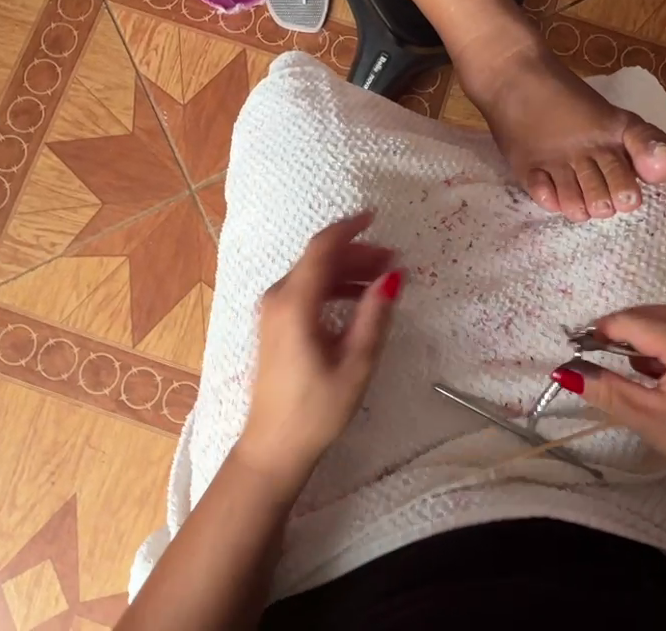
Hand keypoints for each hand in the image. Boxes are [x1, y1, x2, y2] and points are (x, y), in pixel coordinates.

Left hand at [232, 211, 403, 480]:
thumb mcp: (355, 364)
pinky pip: (305, 289)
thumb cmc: (316, 409)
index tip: (377, 218)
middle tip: (393, 260)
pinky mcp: (274, 323)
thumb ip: (374, 315)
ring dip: (347, 269)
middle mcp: (278, 298)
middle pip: (319, 258)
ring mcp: (272, 310)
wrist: (273, 447)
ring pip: (313, 273)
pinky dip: (333, 285)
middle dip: (357, 252)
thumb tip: (393, 277)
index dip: (350, 228)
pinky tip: (357, 299)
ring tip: (382, 279)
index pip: (323, 248)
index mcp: (295, 303)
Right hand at [556, 305, 665, 500]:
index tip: (574, 349)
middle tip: (593, 360)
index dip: (599, 332)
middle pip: (650, 315)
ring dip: (643, 340)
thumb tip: (561, 371)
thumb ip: (605, 388)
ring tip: (628, 374)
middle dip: (620, 333)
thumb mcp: (649, 419)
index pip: (631, 321)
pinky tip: (659, 376)